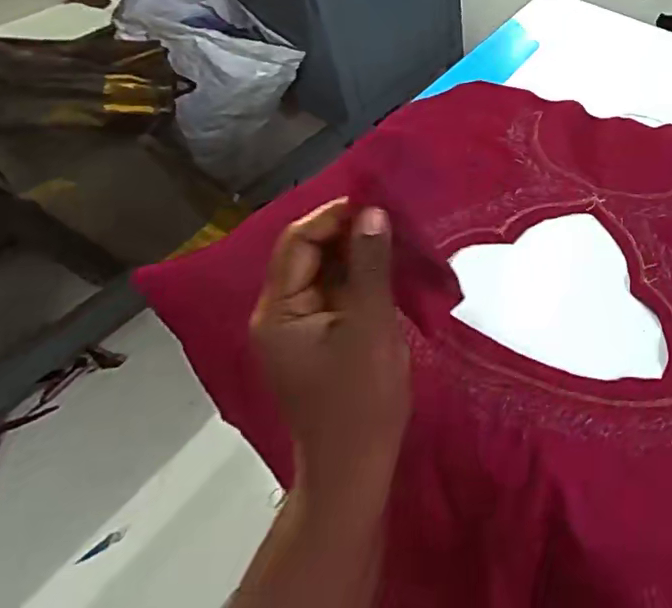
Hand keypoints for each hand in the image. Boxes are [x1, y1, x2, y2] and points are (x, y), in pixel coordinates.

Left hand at [251, 199, 410, 494]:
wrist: (356, 469)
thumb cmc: (361, 400)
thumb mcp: (369, 325)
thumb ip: (370, 265)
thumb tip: (373, 212)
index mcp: (277, 311)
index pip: (297, 242)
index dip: (332, 217)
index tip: (374, 203)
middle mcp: (278, 314)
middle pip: (308, 254)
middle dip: (346, 232)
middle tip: (390, 218)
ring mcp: (297, 327)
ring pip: (324, 272)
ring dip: (355, 253)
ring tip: (393, 236)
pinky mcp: (317, 338)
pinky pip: (335, 293)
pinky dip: (359, 277)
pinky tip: (387, 267)